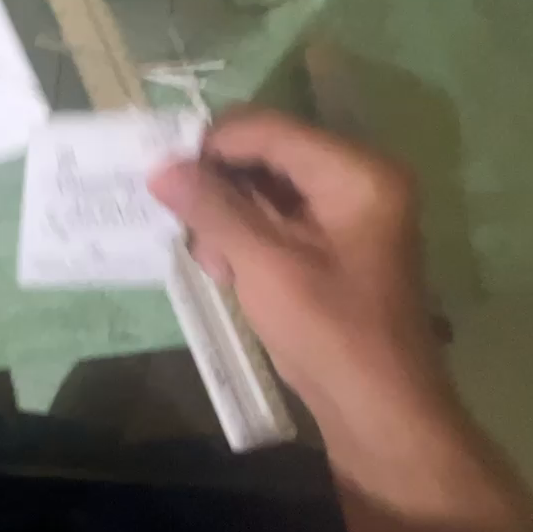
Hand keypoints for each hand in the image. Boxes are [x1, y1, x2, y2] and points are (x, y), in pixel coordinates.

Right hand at [147, 108, 455, 434]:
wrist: (373, 402)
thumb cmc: (326, 329)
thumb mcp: (261, 263)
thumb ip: (211, 208)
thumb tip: (159, 167)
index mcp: (355, 173)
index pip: (267, 130)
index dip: (210, 147)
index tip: (165, 179)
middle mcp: (353, 176)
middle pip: (261, 151)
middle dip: (216, 186)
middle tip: (191, 227)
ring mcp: (340, 205)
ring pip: (256, 181)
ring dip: (223, 214)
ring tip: (216, 261)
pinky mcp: (325, 233)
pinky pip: (266, 209)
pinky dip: (238, 231)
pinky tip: (229, 268)